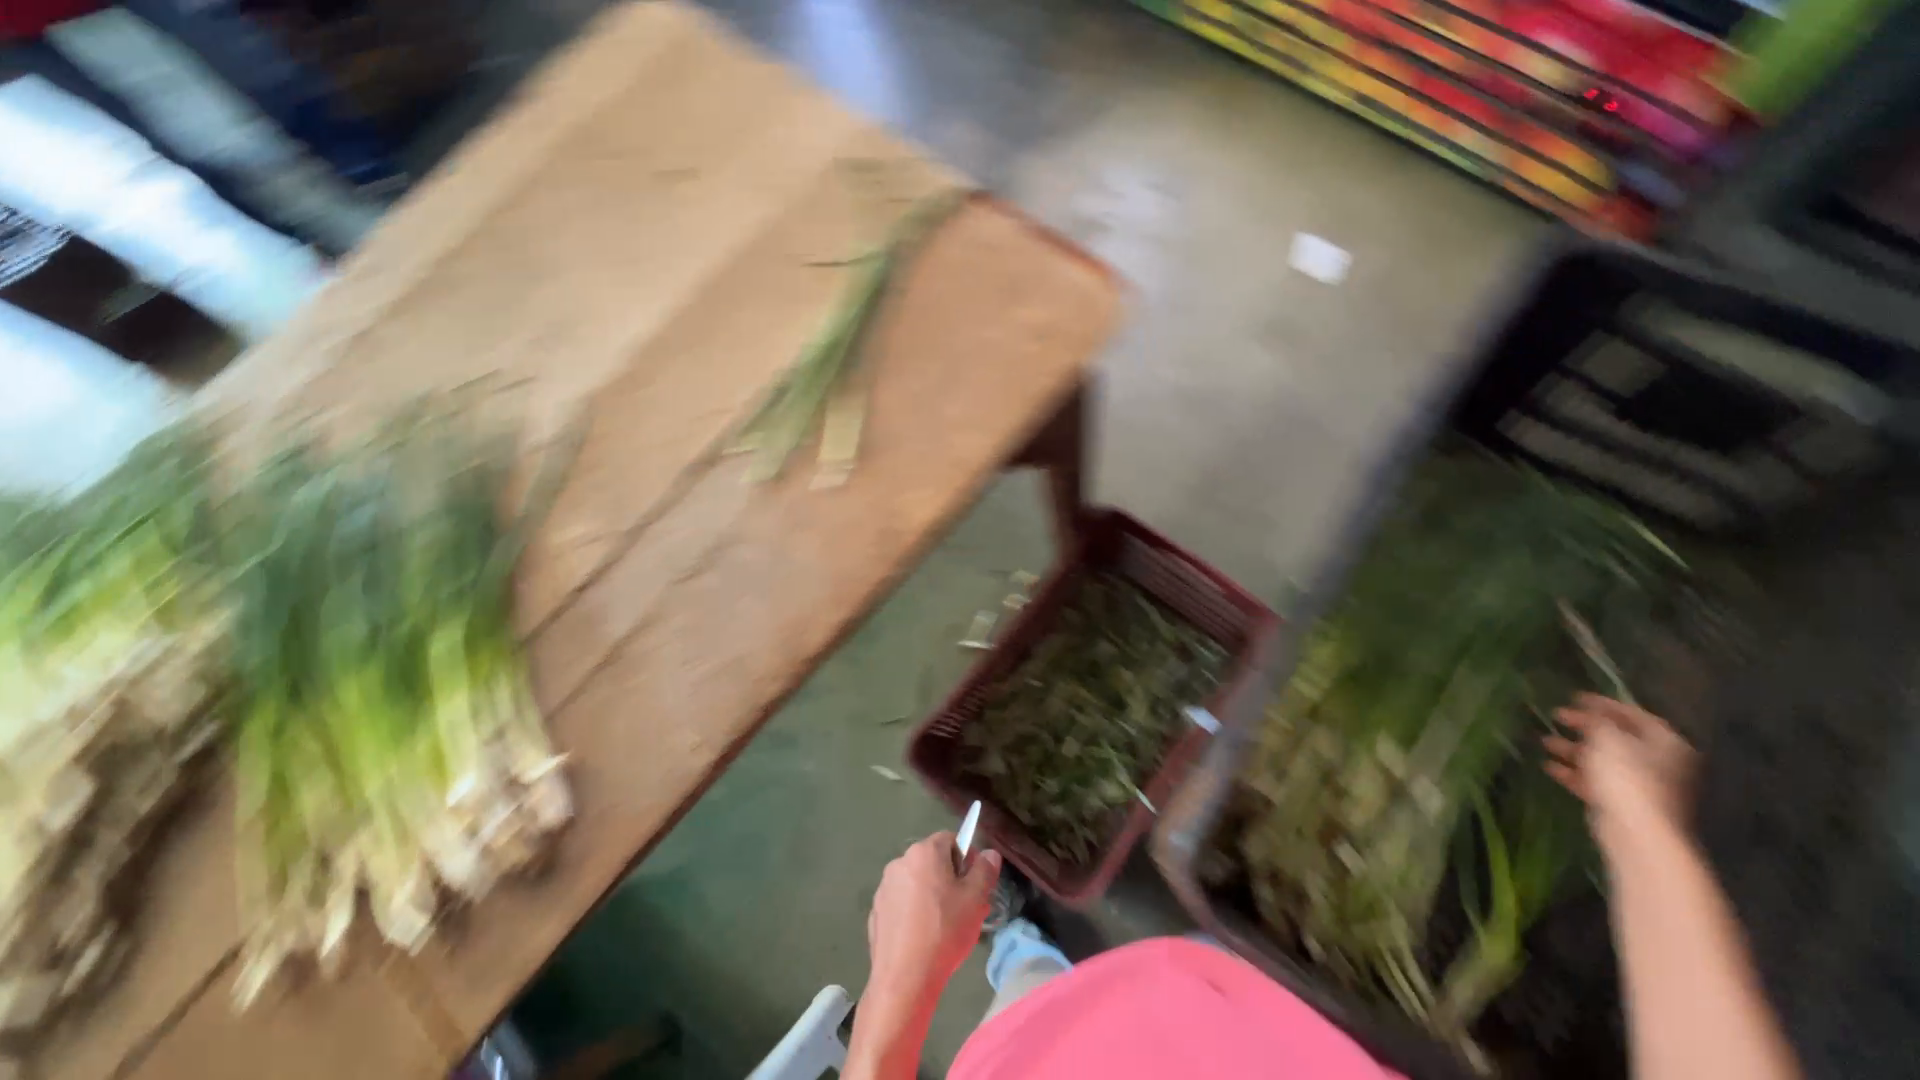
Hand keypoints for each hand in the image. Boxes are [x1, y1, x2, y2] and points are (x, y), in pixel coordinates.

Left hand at [866, 832, 1001, 997]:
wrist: (905, 977)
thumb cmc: (945, 931)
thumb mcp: (976, 899)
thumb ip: (985, 870)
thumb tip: (989, 854)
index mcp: (924, 853)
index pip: (951, 840)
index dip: (967, 858)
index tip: (974, 885)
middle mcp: (899, 862)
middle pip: (932, 861)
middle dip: (950, 879)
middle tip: (965, 909)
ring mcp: (884, 888)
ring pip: (917, 883)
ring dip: (931, 895)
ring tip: (944, 928)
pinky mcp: (876, 912)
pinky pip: (902, 904)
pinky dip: (913, 913)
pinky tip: (922, 938)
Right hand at [1546, 694, 1697, 851]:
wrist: (1634, 831)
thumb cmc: (1626, 778)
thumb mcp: (1609, 739)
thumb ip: (1599, 721)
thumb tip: (1591, 710)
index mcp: (1663, 742)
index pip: (1634, 715)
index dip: (1605, 704)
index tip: (1575, 697)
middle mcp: (1655, 761)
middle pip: (1616, 737)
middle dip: (1584, 726)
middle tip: (1557, 716)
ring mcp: (1638, 784)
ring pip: (1602, 759)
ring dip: (1573, 749)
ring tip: (1544, 740)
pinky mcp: (1621, 802)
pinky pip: (1594, 781)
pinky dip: (1573, 772)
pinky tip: (1548, 766)